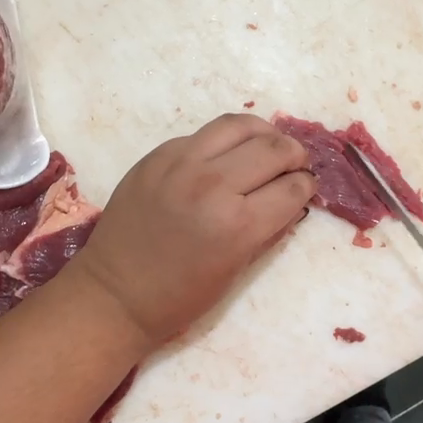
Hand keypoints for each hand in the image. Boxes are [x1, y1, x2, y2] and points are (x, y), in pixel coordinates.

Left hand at [68, 114, 315, 346]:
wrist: (116, 293)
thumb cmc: (181, 297)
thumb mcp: (237, 270)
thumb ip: (270, 230)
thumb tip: (294, 200)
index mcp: (238, 225)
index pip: (292, 187)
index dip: (307, 186)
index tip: (306, 187)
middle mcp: (213, 185)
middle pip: (273, 148)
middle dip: (294, 155)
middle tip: (296, 164)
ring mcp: (181, 165)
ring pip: (239, 125)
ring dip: (264, 134)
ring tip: (268, 147)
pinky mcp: (157, 156)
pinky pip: (203, 135)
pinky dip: (225, 142)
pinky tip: (226, 157)